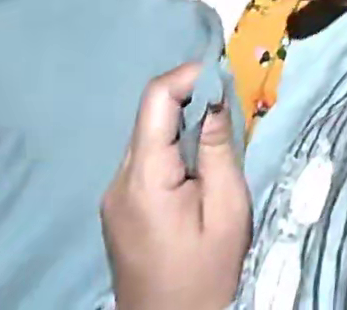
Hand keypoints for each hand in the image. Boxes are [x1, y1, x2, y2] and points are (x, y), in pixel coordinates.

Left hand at [103, 64, 250, 309]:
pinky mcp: (121, 206)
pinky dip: (176, 143)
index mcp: (143, 179)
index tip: (225, 75)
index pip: (155, 98)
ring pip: (150, 132)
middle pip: (151, 113)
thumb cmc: (207, 272)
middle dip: (192, 96)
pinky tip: (200, 162)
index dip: (190, 74)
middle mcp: (119, 180)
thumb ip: (218, 146)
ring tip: (220, 134)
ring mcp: (115, 195)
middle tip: (231, 103)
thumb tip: (216, 92)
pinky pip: (149, 156)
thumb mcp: (227, 207)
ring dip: (186, 121)